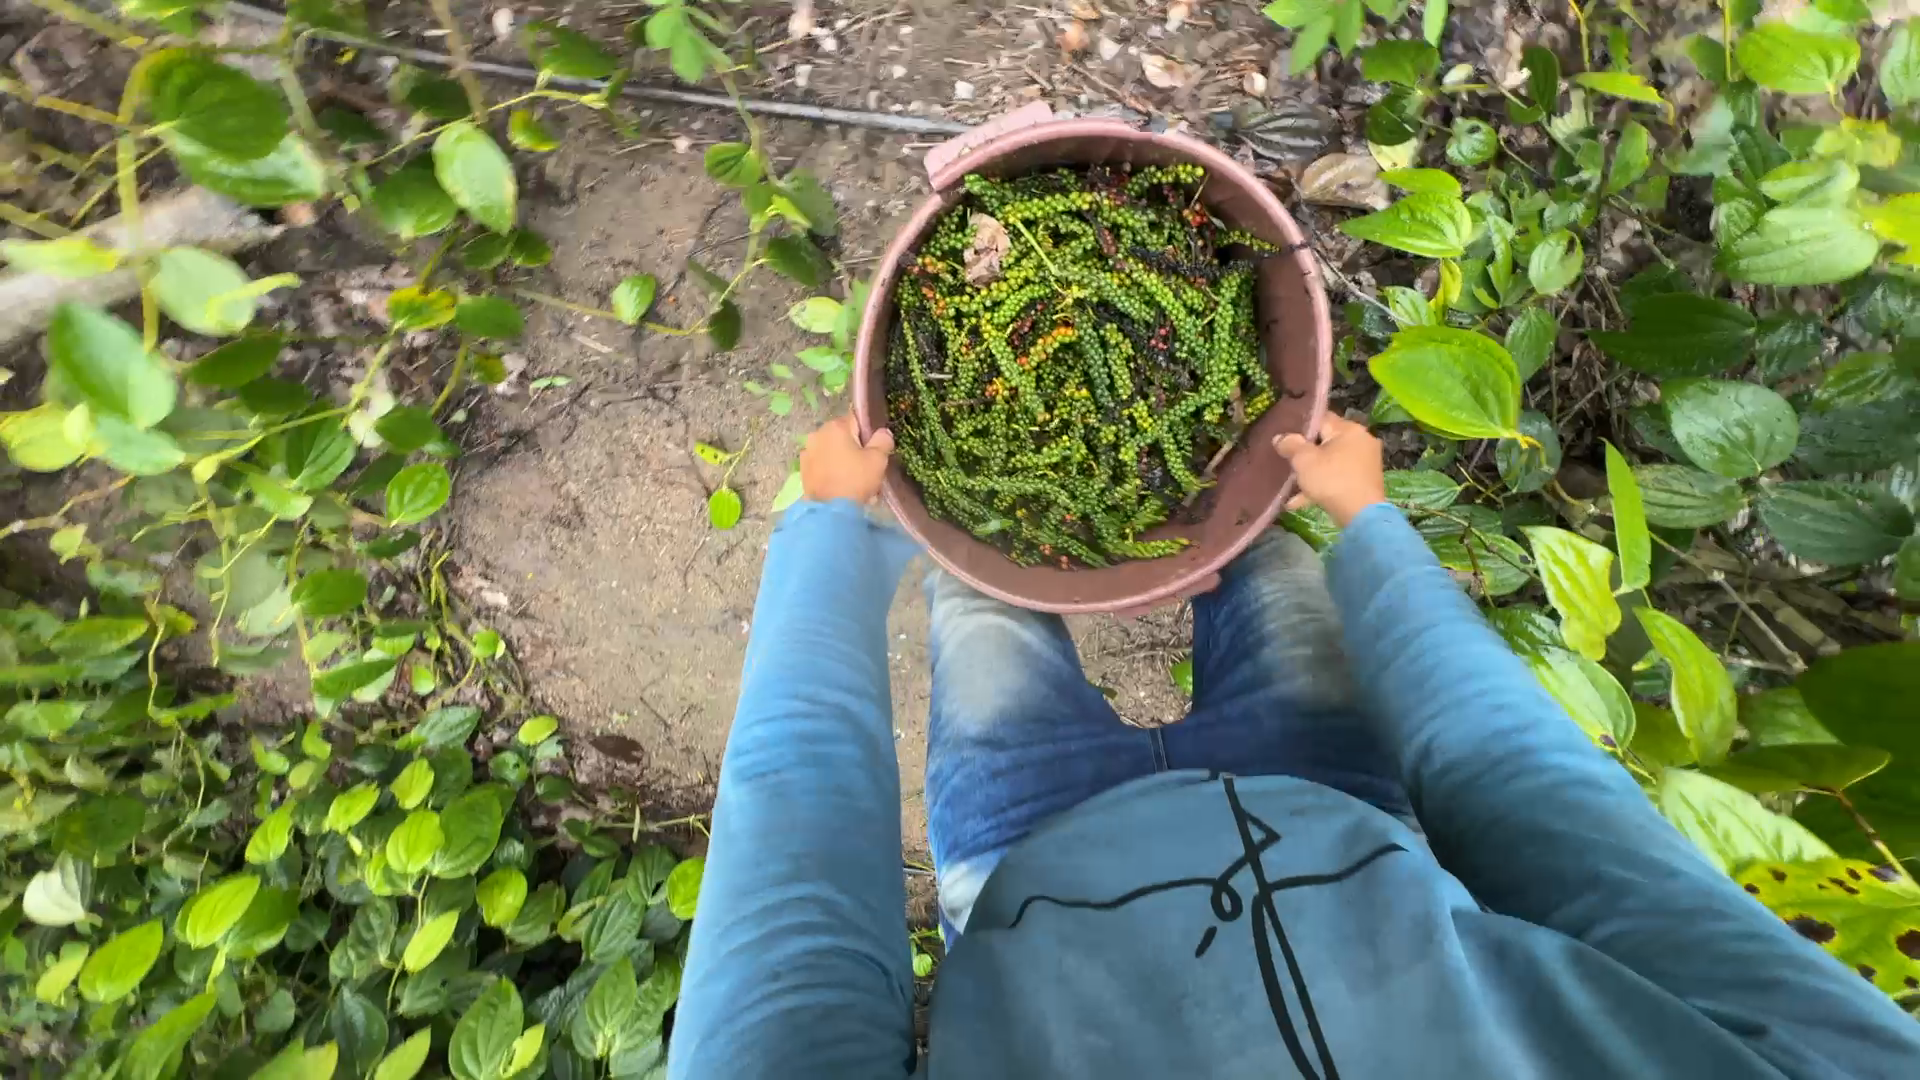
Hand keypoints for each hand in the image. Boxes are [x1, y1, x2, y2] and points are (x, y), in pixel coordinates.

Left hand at [801, 414, 894, 503]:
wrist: (831, 511)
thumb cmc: (856, 480)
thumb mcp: (878, 460)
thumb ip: (883, 441)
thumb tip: (883, 432)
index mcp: (836, 427)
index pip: (857, 419)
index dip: (868, 433)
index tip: (873, 449)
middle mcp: (817, 434)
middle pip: (842, 434)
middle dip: (853, 446)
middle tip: (864, 466)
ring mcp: (807, 451)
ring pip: (831, 449)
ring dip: (840, 457)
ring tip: (851, 477)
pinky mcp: (803, 468)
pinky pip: (821, 462)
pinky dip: (830, 468)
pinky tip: (838, 483)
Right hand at [1274, 412, 1386, 527]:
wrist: (1360, 514)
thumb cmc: (1331, 480)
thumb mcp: (1304, 460)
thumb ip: (1290, 445)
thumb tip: (1280, 437)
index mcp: (1349, 429)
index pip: (1321, 419)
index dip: (1301, 427)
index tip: (1285, 438)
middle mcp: (1362, 440)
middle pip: (1326, 441)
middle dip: (1306, 452)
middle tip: (1288, 461)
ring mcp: (1366, 460)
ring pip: (1331, 461)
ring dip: (1312, 471)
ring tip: (1292, 484)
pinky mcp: (1366, 479)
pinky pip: (1338, 476)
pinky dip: (1323, 484)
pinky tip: (1301, 500)